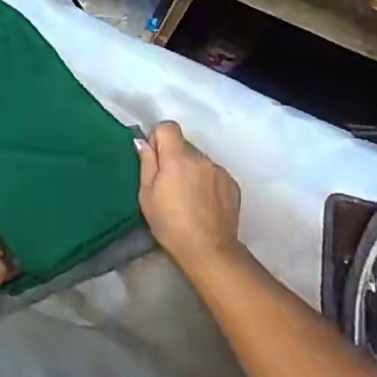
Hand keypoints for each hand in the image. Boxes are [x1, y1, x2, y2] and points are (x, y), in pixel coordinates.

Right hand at [136, 121, 245, 269]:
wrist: (208, 249)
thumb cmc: (169, 223)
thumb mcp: (147, 194)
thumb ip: (147, 163)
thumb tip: (144, 143)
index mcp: (178, 158)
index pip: (169, 127)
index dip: (159, 138)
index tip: (154, 157)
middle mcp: (201, 158)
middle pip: (184, 145)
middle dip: (173, 157)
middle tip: (167, 183)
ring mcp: (220, 171)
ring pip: (199, 160)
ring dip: (190, 169)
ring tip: (187, 196)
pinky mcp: (232, 184)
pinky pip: (213, 173)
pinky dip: (205, 181)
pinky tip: (202, 203)